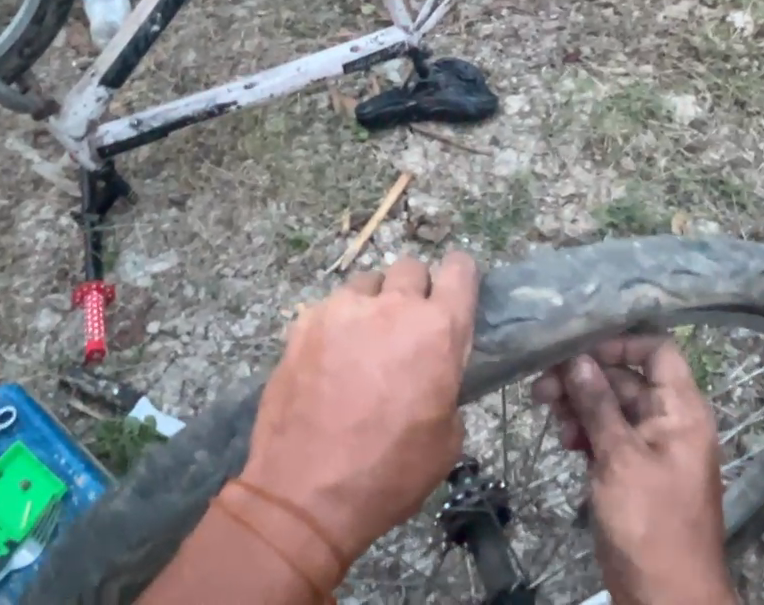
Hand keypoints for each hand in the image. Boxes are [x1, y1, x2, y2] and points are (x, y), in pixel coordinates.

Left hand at [238, 253, 479, 564]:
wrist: (305, 495)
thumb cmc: (389, 473)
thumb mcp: (447, 439)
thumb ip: (447, 386)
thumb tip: (434, 374)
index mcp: (438, 330)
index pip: (459, 269)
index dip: (459, 276)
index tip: (454, 291)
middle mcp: (393, 306)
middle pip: (410, 268)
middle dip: (413, 290)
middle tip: (406, 326)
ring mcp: (343, 309)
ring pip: (367, 284)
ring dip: (372, 304)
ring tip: (363, 341)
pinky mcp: (303, 323)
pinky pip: (329, 308)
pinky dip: (335, 325)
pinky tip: (327, 361)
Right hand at [531, 336, 735, 604]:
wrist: (665, 598)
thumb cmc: (649, 523)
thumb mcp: (620, 458)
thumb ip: (598, 405)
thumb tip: (578, 358)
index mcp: (681, 410)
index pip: (657, 350)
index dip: (620, 343)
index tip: (579, 349)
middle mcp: (668, 420)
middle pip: (626, 378)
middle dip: (585, 377)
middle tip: (543, 386)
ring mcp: (649, 446)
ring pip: (611, 406)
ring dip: (580, 404)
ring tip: (548, 412)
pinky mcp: (631, 469)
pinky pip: (608, 434)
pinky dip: (586, 431)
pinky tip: (566, 440)